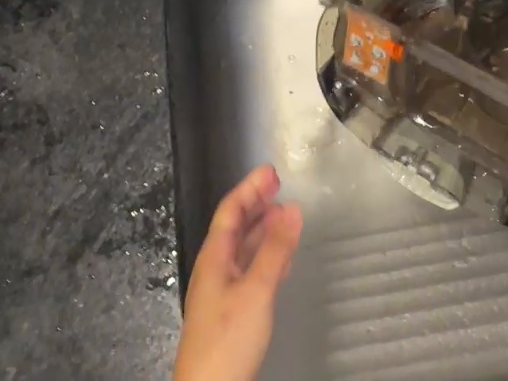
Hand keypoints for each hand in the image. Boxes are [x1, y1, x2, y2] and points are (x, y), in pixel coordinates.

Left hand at [174, 164, 303, 380]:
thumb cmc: (228, 337)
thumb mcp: (256, 290)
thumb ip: (275, 250)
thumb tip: (293, 208)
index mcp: (214, 257)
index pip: (230, 211)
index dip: (250, 188)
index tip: (271, 171)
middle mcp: (215, 268)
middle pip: (235, 226)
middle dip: (256, 203)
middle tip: (279, 185)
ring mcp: (222, 290)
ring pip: (243, 248)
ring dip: (263, 228)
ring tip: (285, 214)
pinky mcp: (231, 310)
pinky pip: (249, 269)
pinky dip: (266, 255)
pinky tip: (283, 257)